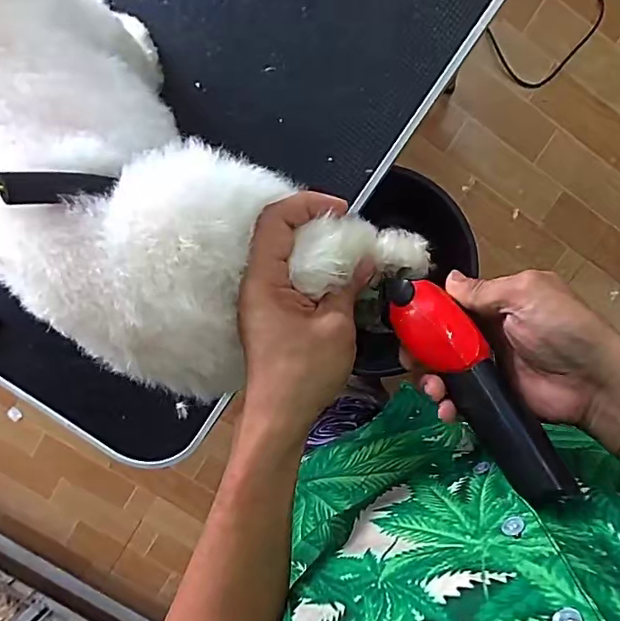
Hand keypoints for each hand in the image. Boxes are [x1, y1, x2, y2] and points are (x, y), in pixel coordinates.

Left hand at [237, 192, 375, 432]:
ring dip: (316, 250)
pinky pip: (289, 280)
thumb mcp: (337, 326)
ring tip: (349, 254)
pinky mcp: (270, 316)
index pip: (275, 220)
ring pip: (284, 257)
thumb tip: (364, 262)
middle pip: (277, 234)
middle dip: (316, 225)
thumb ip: (348, 287)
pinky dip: (314, 272)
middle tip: (349, 231)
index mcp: (264, 281)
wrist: (280, 416)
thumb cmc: (304, 374)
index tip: (341, 210)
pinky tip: (338, 280)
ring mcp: (260, 301)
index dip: (307, 204)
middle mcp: (255, 285)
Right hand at [412, 270, 619, 430]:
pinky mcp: (495, 395)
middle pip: (440, 340)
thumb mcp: (526, 294)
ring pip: (446, 372)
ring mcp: (491, 366)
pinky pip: (463, 398)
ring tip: (434, 390)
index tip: (406, 324)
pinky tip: (448, 409)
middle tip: (413, 362)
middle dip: (421, 351)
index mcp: (497, 303)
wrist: (593, 382)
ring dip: (431, 380)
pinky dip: (450, 404)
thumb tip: (450, 280)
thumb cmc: (563, 328)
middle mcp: (489, 333)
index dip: (426, 313)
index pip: (451, 304)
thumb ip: (485, 291)